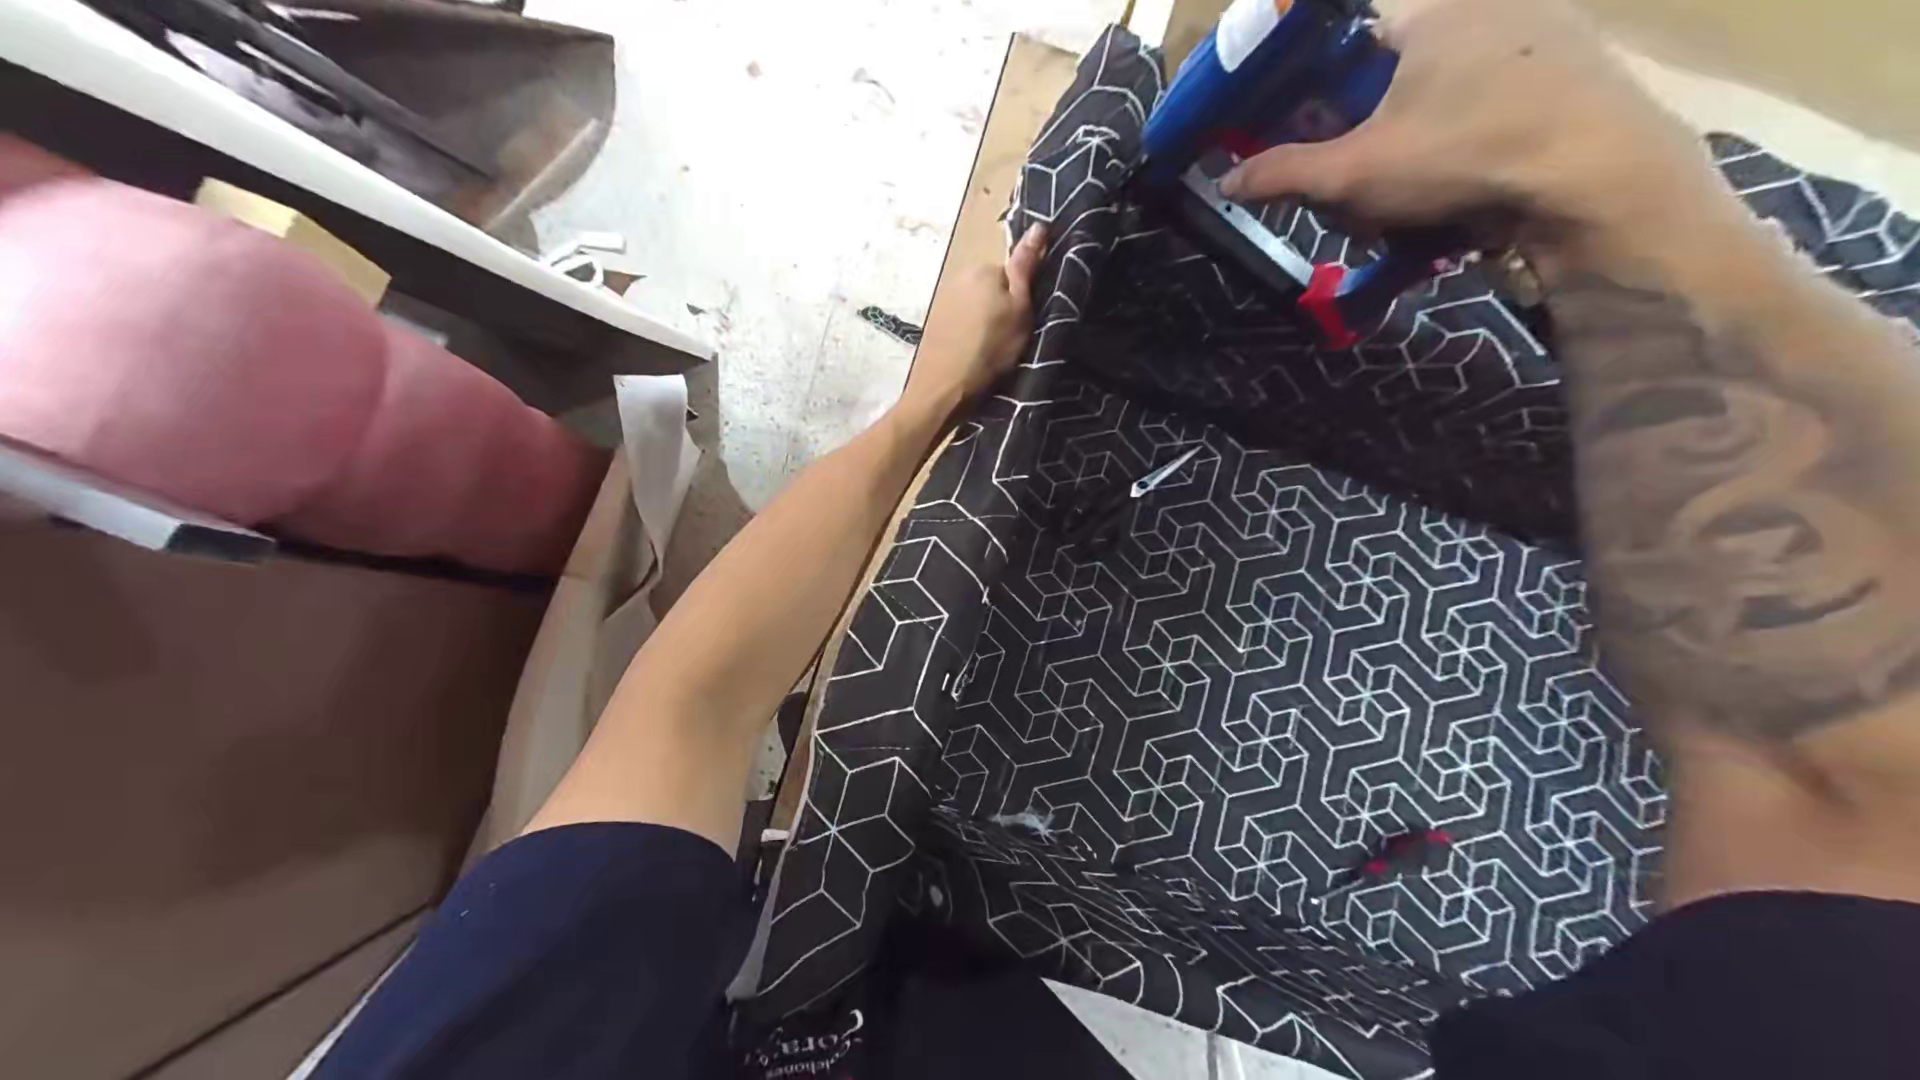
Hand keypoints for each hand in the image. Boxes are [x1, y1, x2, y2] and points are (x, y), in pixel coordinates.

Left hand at [901, 223, 1047, 412]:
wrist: (945, 388)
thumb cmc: (990, 349)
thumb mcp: (1019, 309)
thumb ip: (1025, 267)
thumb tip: (1039, 226)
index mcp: (983, 268)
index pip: (1013, 271)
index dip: (1023, 296)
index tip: (1026, 320)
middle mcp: (960, 275)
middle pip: (993, 286)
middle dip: (1002, 306)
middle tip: (1010, 337)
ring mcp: (944, 299)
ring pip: (977, 304)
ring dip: (986, 321)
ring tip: (991, 350)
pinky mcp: (935, 321)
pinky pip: (962, 320)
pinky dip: (970, 333)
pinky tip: (973, 352)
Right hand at [1219, 0, 1732, 274]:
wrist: (1598, 182)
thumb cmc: (1462, 156)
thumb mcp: (1352, 173)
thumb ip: (1283, 174)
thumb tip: (1225, 180)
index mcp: (1432, 14)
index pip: (1350, 42)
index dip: (1319, 95)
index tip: (1307, 139)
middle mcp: (1490, 9)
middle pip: (1395, 79)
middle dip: (1367, 138)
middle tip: (1359, 188)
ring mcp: (1543, 41)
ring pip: (1443, 102)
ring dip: (1413, 153)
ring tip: (1410, 204)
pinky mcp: (1576, 79)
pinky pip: (1492, 112)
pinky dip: (1464, 151)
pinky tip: (1463, 193)